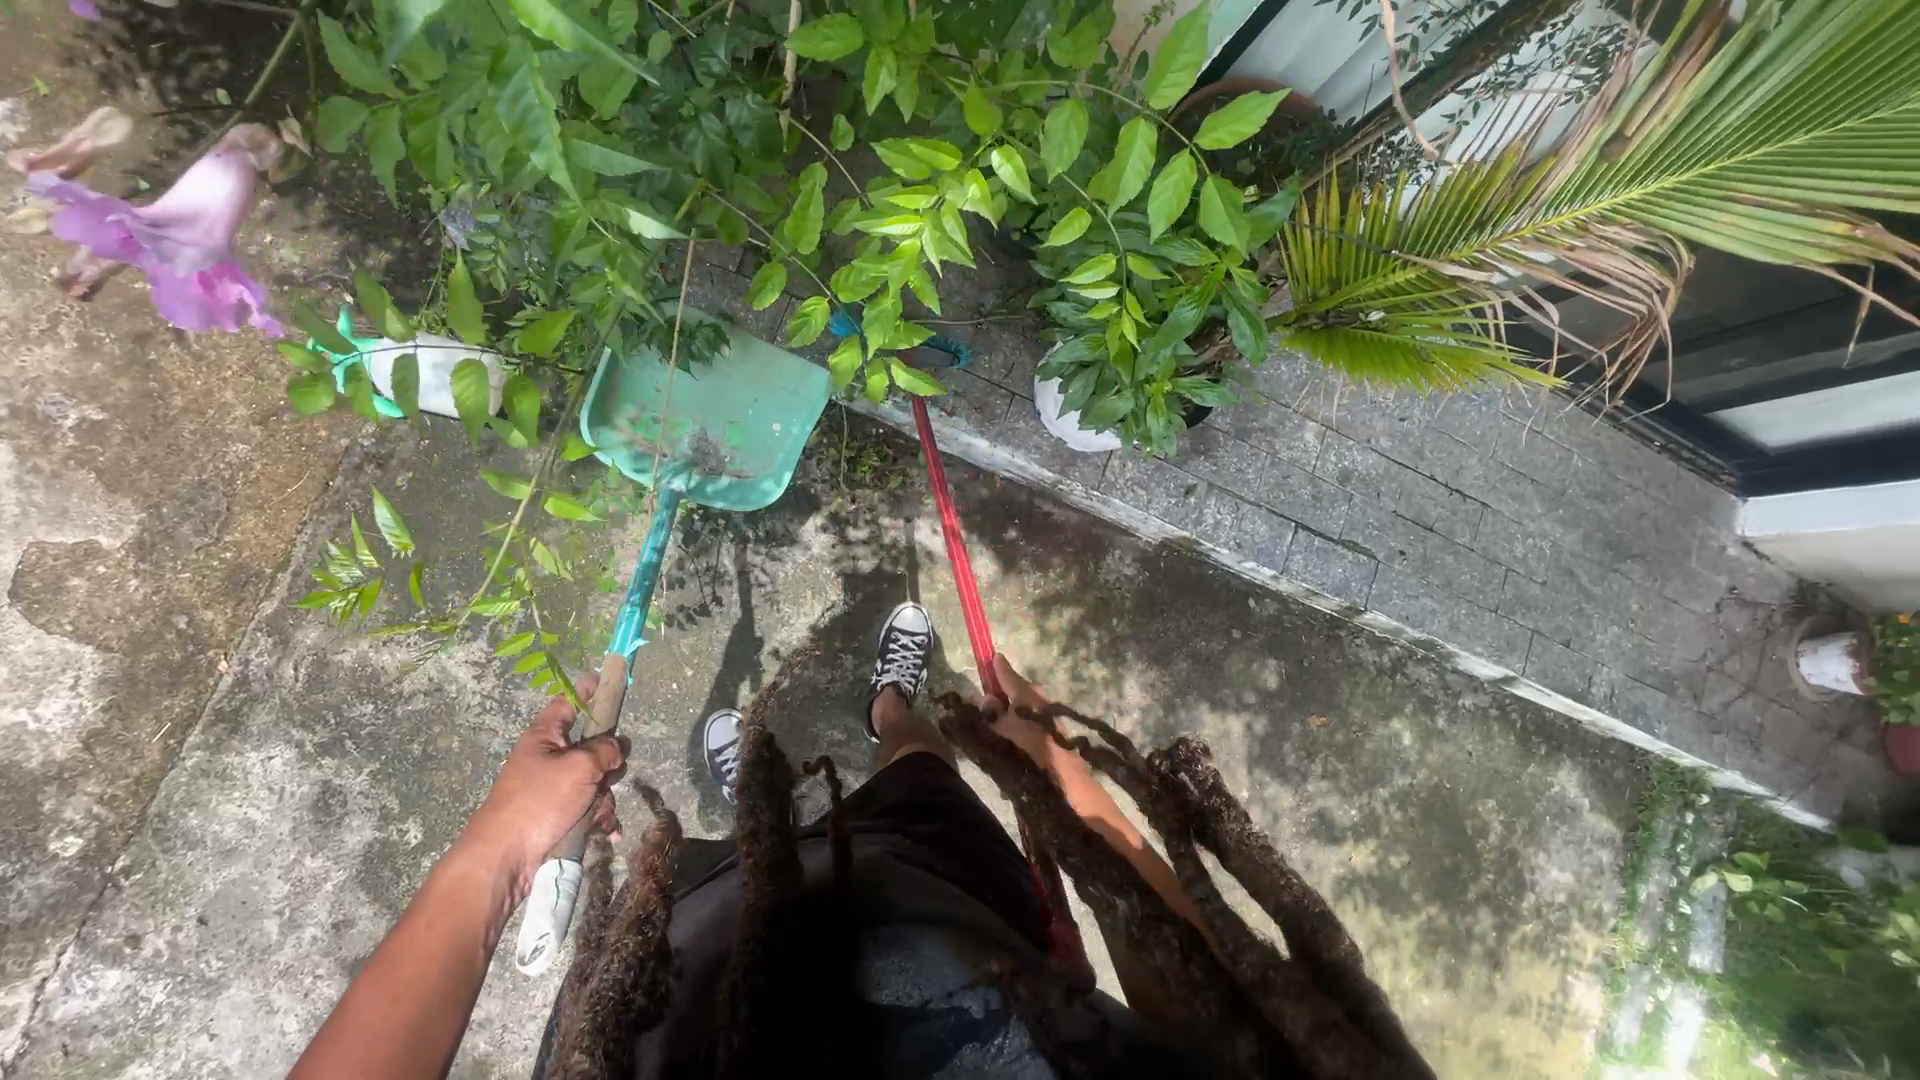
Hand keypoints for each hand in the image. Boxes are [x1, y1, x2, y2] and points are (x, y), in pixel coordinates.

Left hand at [453, 675, 626, 898]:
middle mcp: (550, 757)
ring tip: (598, 810)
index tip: (610, 684)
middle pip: (593, 744)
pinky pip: (591, 805)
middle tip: (607, 772)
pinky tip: (608, 829)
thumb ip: (605, 749)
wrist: (504, 858)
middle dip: (608, 760)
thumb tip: (616, 749)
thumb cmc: (537, 802)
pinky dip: (601, 816)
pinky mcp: (559, 813)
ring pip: (597, 778)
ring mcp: (554, 787)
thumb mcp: (579, 766)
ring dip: (605, 794)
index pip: (569, 702)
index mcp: (546, 736)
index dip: (589, 690)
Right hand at [983, 653, 1059, 765]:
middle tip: (991, 700)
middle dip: (1003, 688)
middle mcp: (1034, 691)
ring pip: (1023, 696)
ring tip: (1003, 716)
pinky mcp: (1050, 714)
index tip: (994, 656)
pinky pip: (1030, 706)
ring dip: (1013, 701)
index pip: (1007, 673)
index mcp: (1022, 689)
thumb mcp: (1003, 725)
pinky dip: (1021, 710)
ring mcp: (1044, 702)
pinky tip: (1017, 723)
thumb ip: (992, 711)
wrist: (1058, 757)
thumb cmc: (1028, 737)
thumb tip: (987, 698)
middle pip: (1015, 685)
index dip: (998, 666)